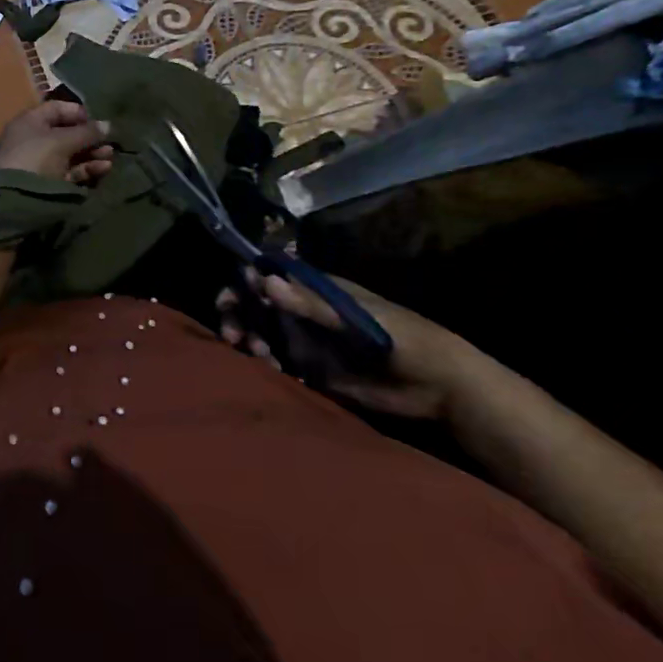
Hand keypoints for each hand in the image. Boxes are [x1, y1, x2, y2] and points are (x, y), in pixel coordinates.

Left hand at [0, 101, 113, 183]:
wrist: (16, 199)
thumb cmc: (36, 159)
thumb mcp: (63, 141)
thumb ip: (87, 132)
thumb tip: (108, 125)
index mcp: (30, 122)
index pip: (56, 109)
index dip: (77, 112)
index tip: (96, 120)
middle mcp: (34, 140)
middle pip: (66, 134)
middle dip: (89, 138)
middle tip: (109, 142)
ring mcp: (41, 163)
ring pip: (71, 155)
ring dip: (92, 154)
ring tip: (109, 156)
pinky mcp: (48, 183)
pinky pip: (70, 172)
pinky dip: (86, 169)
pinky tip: (103, 169)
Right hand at [216, 268, 462, 417]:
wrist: (435, 384)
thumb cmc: (401, 336)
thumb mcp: (356, 317)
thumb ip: (310, 304)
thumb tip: (264, 281)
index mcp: (318, 289)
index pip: (270, 278)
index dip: (244, 285)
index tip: (227, 301)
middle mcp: (307, 311)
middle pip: (259, 307)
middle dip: (240, 317)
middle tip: (234, 335)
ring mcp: (309, 341)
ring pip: (264, 334)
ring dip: (251, 341)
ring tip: (259, 356)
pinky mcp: (314, 371)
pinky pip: (279, 363)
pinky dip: (267, 365)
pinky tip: (272, 370)